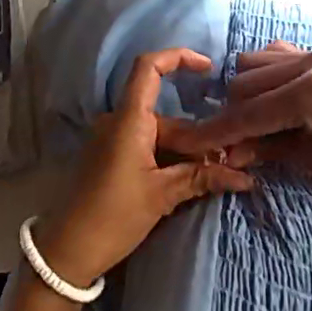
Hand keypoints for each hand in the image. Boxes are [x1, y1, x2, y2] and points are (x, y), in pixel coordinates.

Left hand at [39, 49, 254, 284]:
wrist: (66, 252)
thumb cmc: (112, 215)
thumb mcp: (162, 196)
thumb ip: (202, 178)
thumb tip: (244, 176)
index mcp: (129, 120)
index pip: (149, 69)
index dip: (179, 58)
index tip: (209, 69)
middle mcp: (120, 124)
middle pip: (170, 117)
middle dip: (203, 137)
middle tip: (235, 159)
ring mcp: (115, 143)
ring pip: (164, 138)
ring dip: (191, 155)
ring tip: (223, 175)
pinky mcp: (114, 162)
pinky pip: (150, 151)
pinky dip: (173, 162)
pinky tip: (198, 181)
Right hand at [167, 42, 311, 191]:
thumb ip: (271, 151)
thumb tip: (228, 152)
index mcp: (310, 91)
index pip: (247, 114)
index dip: (215, 133)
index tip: (186, 146)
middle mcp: (308, 62)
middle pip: (244, 84)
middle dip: (229, 116)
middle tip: (224, 146)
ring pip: (256, 65)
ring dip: (245, 94)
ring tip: (249, 126)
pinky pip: (278, 56)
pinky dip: (264, 76)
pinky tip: (269, 100)